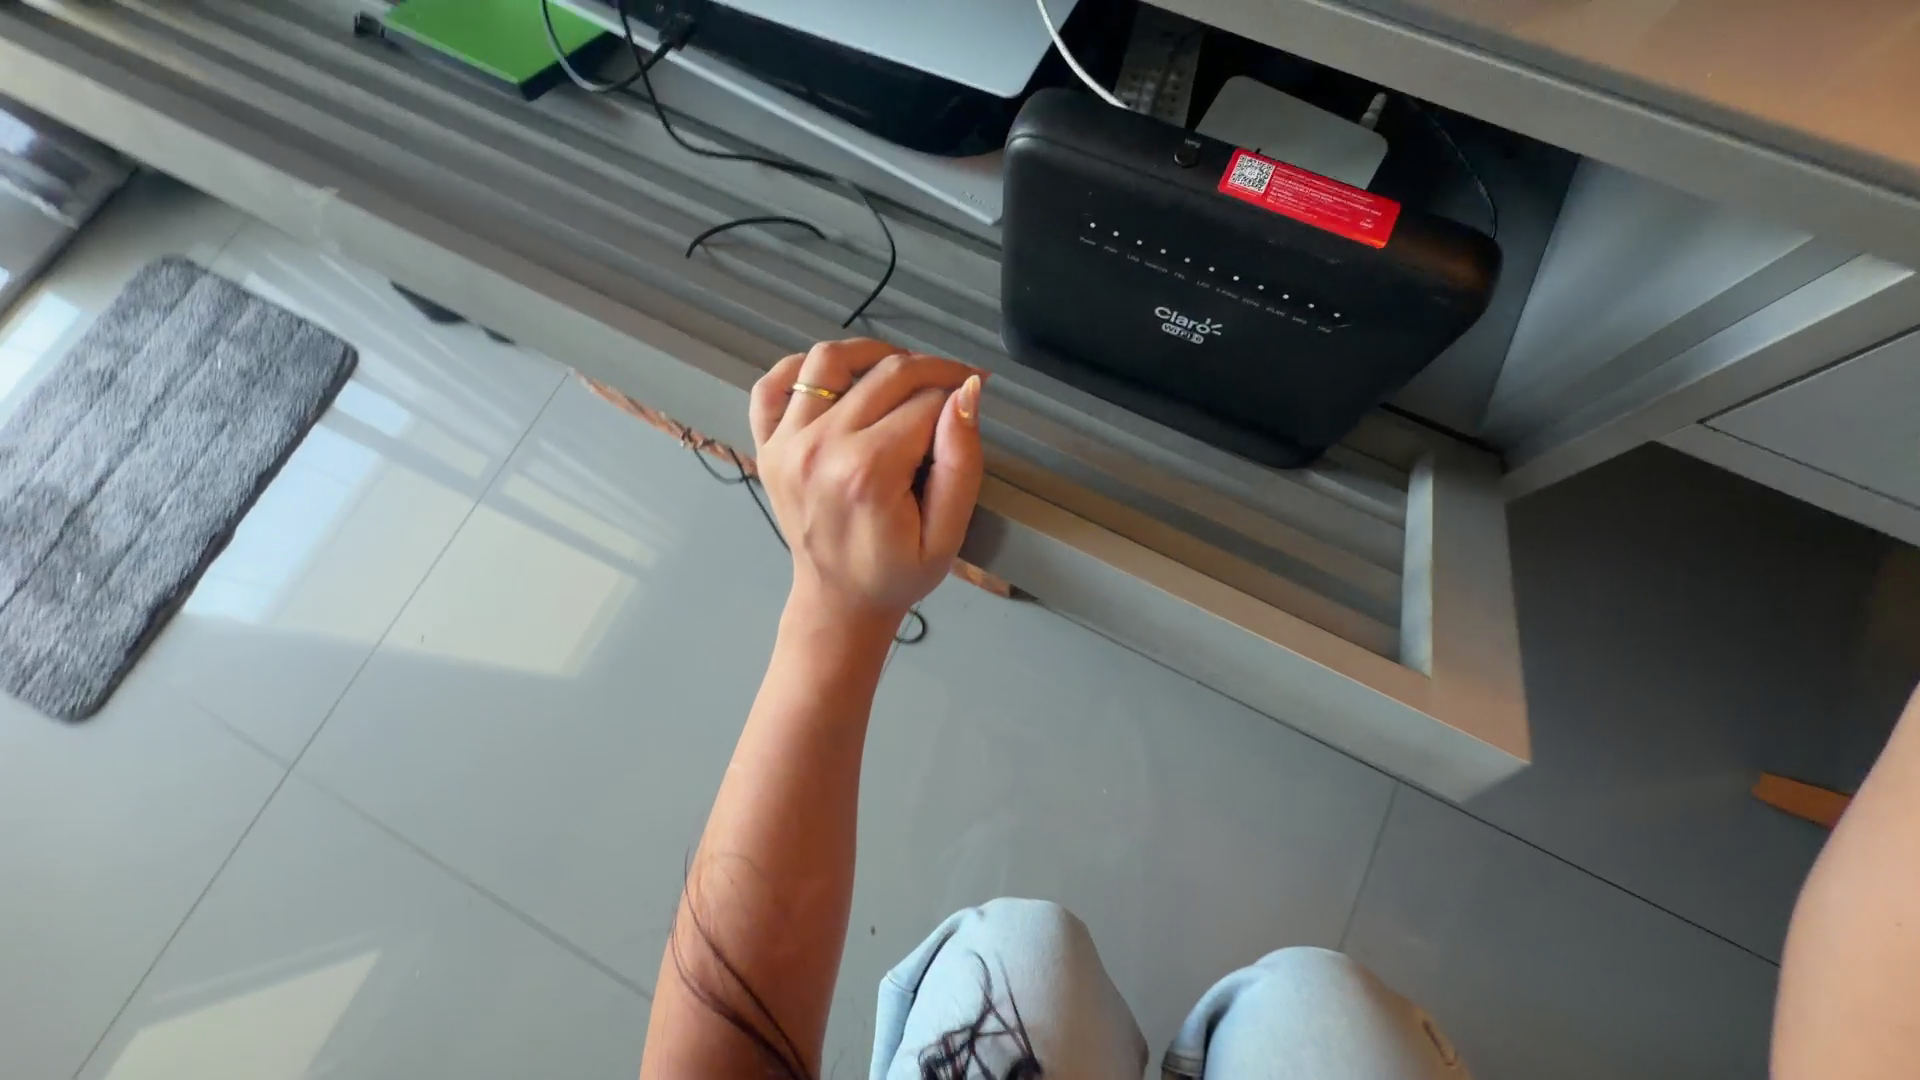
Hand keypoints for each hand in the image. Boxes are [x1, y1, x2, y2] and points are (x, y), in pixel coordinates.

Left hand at [749, 339, 984, 630]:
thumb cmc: (897, 573)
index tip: (976, 395)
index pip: (927, 403)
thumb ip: (962, 462)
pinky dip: (803, 369)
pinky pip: (774, 383)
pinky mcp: (767, 445)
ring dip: (873, 354)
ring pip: (831, 359)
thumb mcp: (948, 533)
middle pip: (887, 373)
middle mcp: (821, 446)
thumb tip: (968, 392)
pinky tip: (839, 381)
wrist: (838, 601)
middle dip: (931, 370)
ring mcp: (786, 443)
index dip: (959, 394)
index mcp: (868, 473)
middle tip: (954, 383)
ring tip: (902, 372)